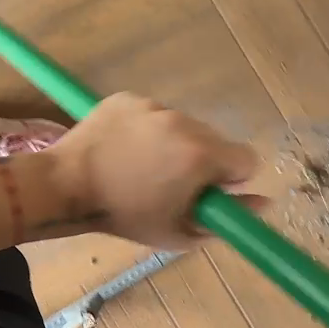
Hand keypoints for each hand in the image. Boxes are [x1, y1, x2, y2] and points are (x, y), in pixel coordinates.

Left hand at [40, 94, 263, 250]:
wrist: (65, 186)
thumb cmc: (124, 215)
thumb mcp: (180, 230)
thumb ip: (228, 218)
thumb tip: (264, 203)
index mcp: (201, 153)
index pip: (247, 159)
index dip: (230, 179)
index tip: (205, 191)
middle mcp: (181, 121)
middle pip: (214, 140)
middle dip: (201, 160)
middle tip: (168, 181)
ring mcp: (150, 105)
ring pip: (181, 125)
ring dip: (172, 142)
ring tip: (139, 164)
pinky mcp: (125, 97)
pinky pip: (150, 113)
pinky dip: (144, 128)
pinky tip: (122, 147)